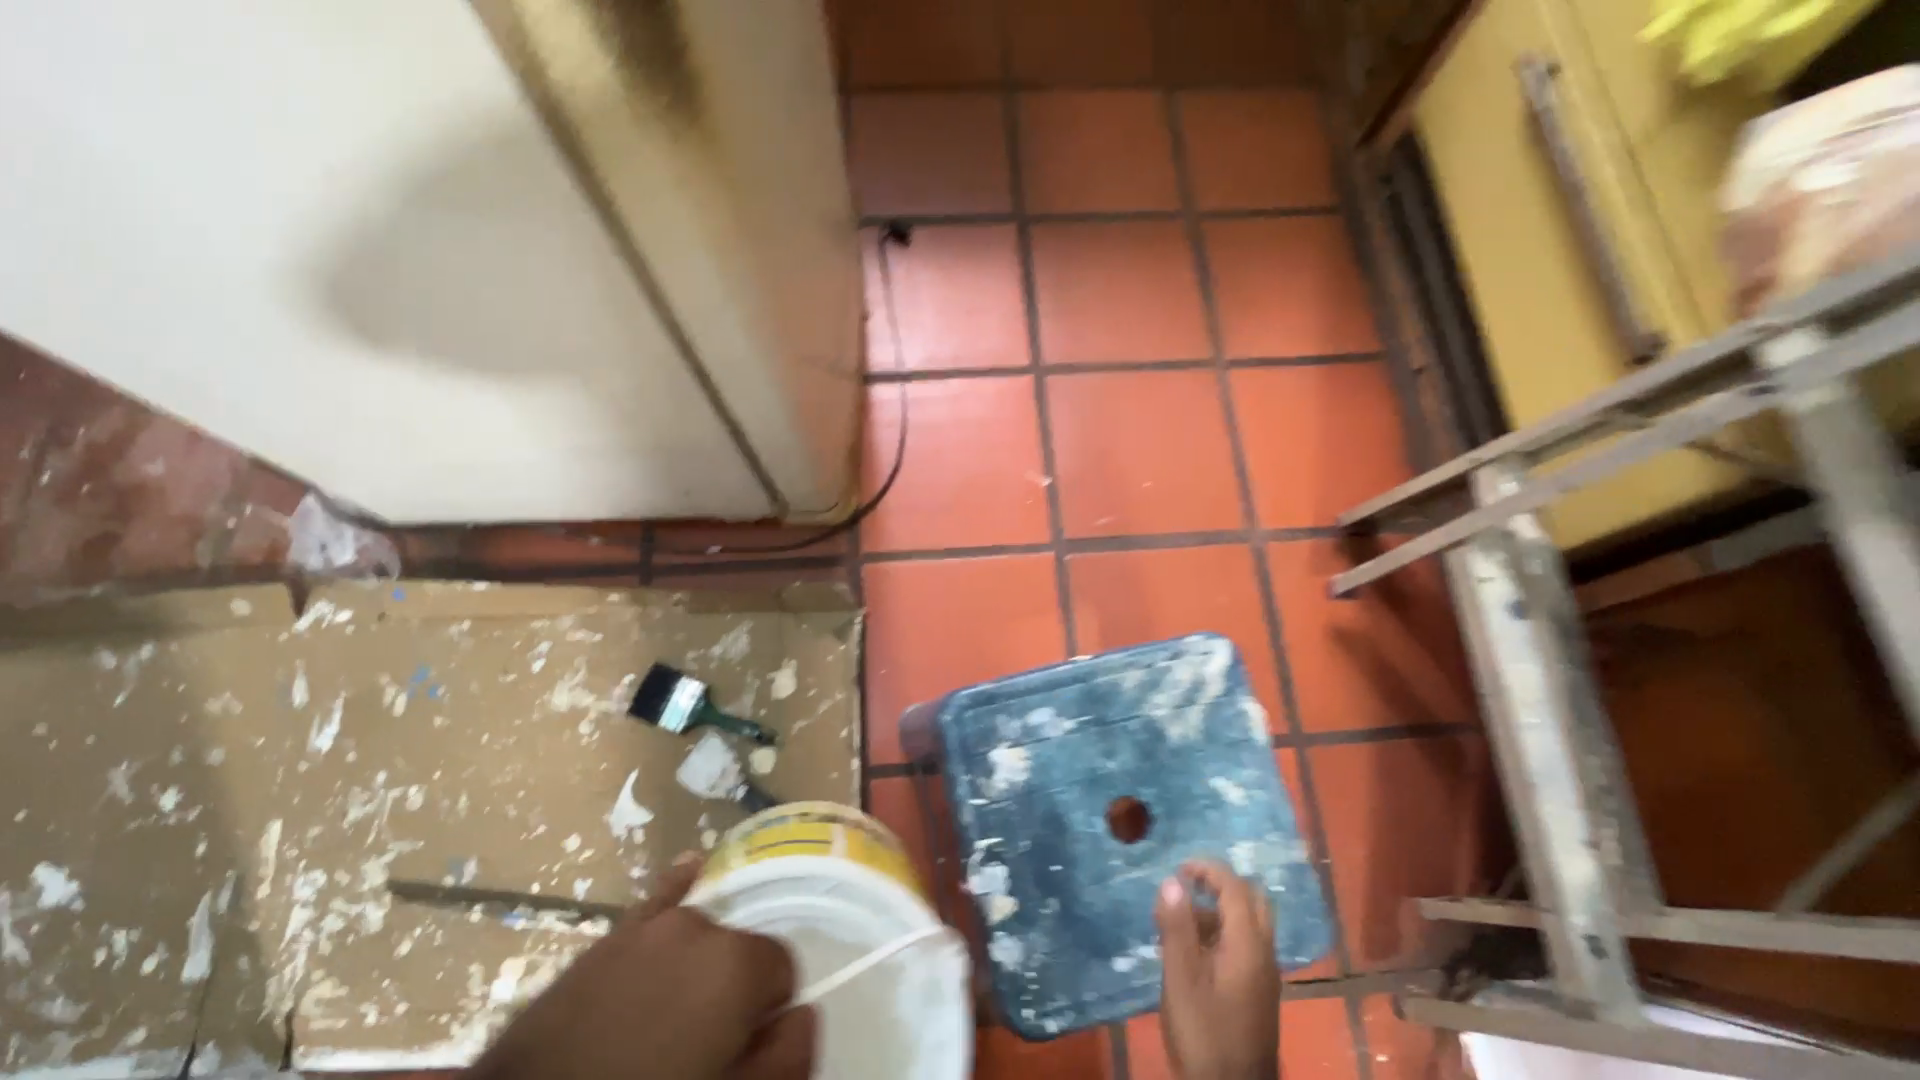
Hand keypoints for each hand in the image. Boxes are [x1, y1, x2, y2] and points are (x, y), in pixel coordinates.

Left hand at [467, 861, 815, 1079]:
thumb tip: (803, 1013)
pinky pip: (657, 902)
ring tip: (673, 1023)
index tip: (743, 1049)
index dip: (768, 1014)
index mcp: (737, 962)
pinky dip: (676, 889)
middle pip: (740, 952)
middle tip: (706, 1047)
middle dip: (734, 991)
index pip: (784, 970)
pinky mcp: (607, 938)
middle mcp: (698, 926)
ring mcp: (647, 927)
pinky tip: (690, 868)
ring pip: (699, 940)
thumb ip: (788, 1054)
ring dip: (699, 970)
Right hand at [1155, 859, 1280, 1079]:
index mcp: (1248, 945)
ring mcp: (1265, 974)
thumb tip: (1172, 882)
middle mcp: (1264, 953)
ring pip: (1250, 923)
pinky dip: (1222, 934)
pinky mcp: (1259, 992)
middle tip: (1186, 889)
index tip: (1178, 869)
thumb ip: (1177, 928)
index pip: (1235, 887)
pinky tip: (1192, 955)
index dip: (1207, 869)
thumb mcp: (1181, 979)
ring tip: (1178, 924)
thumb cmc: (1203, 1034)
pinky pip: (1246, 945)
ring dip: (1218, 911)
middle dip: (1219, 885)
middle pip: (1252, 899)